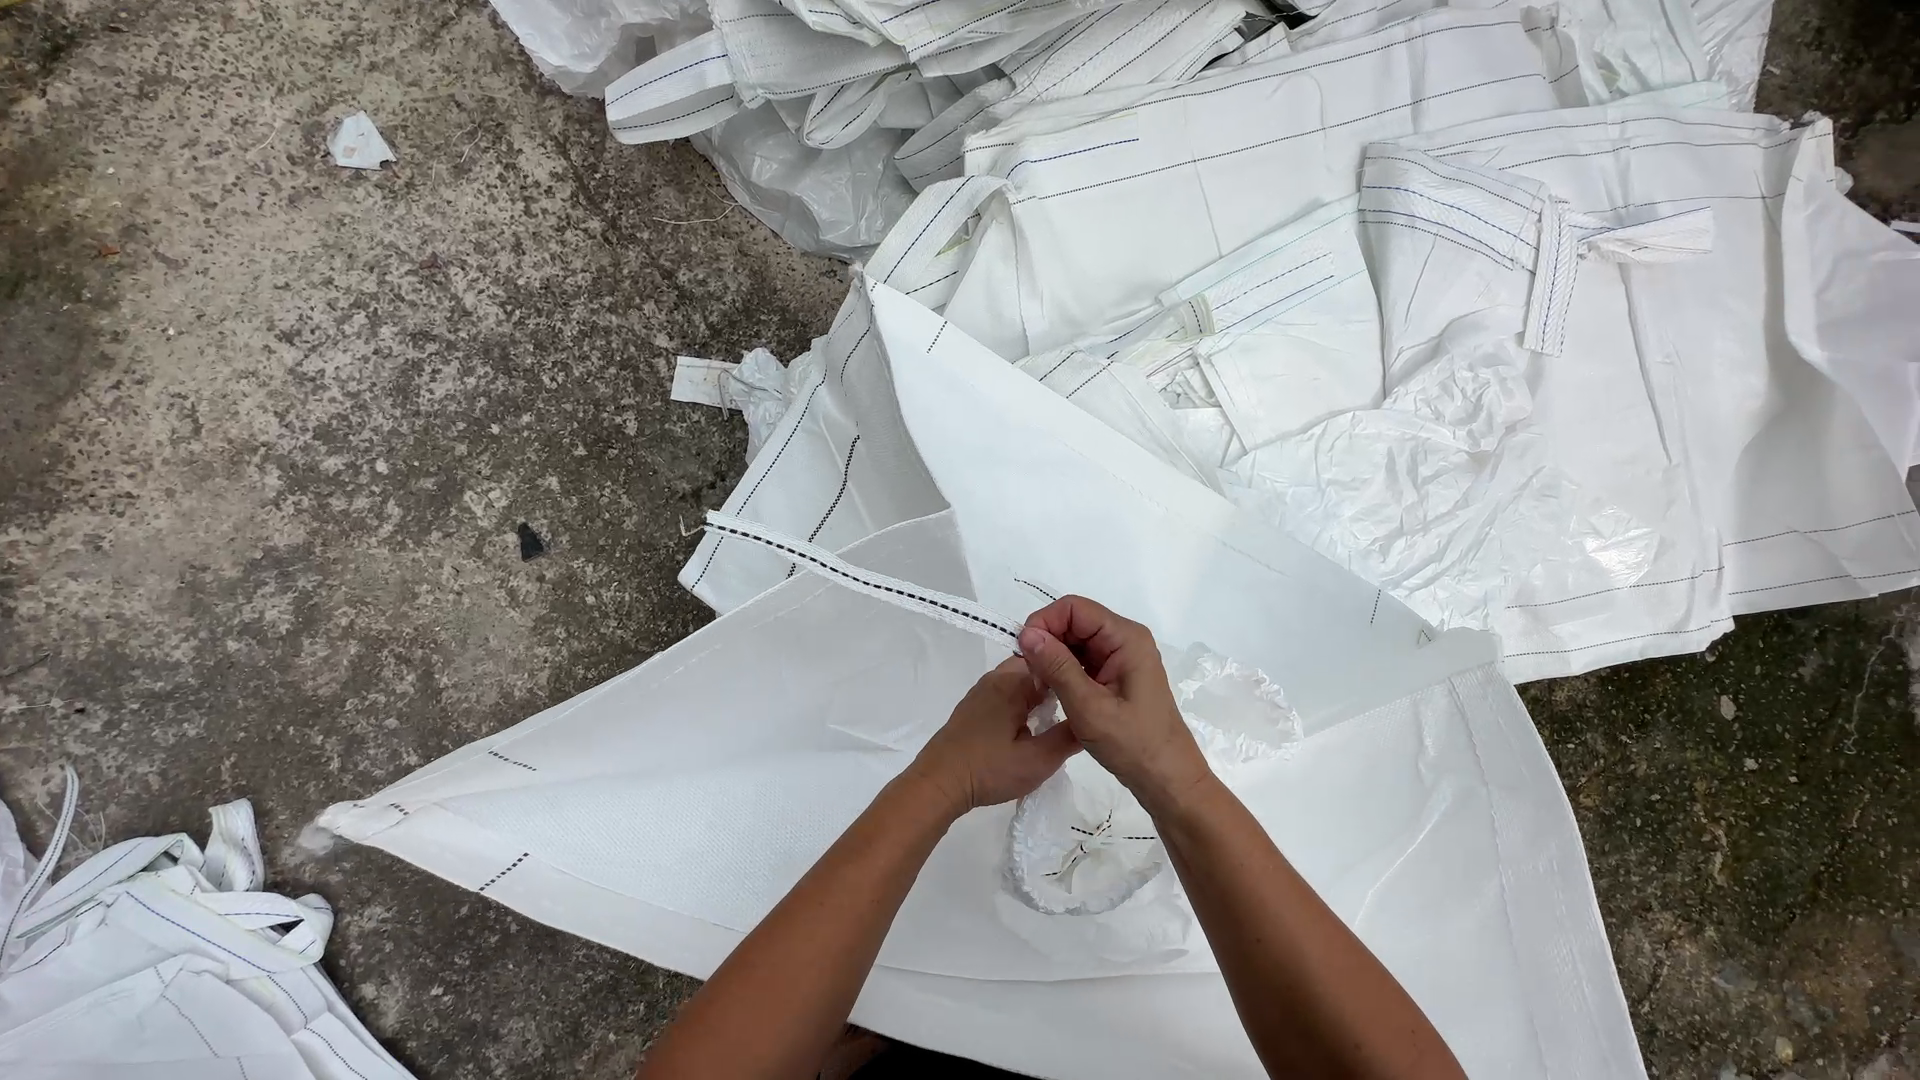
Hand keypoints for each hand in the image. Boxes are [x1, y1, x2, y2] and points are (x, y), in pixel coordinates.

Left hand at [905, 657, 1082, 816]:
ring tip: (1058, 717)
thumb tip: (1092, 718)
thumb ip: (1069, 737)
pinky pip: (1006, 693)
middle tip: (1078, 705)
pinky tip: (1030, 725)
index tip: (1089, 692)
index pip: (1052, 662)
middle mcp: (996, 678)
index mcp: (1014, 682)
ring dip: (1038, 694)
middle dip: (1057, 683)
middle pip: (1036, 668)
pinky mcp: (973, 706)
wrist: (939, 783)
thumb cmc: (989, 769)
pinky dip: (1022, 702)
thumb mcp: (1039, 760)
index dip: (1073, 675)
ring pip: (1020, 681)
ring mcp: (982, 691)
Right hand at [1017, 596, 1211, 809]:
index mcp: (1126, 638)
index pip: (1074, 608)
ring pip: (1075, 640)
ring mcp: (1121, 656)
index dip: (1044, 622)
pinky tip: (1053, 689)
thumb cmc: (1132, 744)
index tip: (1023, 652)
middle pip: (1074, 621)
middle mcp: (1125, 639)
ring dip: (1052, 656)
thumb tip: (1026, 633)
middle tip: (1030, 674)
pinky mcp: (1116, 673)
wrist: (1167, 778)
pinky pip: (1082, 658)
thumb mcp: (1088, 706)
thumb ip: (1057, 667)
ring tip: (1040, 685)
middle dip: (1047, 640)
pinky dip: (1063, 669)